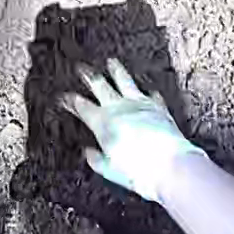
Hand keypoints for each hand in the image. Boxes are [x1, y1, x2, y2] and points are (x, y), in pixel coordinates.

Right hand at [62, 58, 207, 201]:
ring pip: (124, 81)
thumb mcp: (110, 170)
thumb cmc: (138, 171)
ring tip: (112, 62)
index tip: (64, 97)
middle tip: (81, 68)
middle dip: (88, 76)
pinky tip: (149, 89)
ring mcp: (139, 104)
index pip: (82, 107)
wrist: (169, 165)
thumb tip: (89, 152)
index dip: (71, 101)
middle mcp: (119, 108)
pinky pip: (151, 95)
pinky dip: (148, 92)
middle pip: (100, 86)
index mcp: (103, 122)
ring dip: (116, 71)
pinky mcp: (157, 106)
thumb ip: (97, 159)